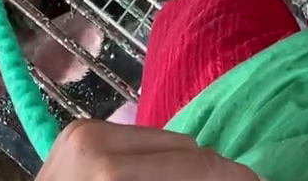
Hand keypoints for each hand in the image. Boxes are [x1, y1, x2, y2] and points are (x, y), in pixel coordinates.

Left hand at [36, 120, 260, 179]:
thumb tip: (229, 177)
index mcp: (109, 175)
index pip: (191, 165)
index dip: (231, 176)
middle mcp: (93, 141)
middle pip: (183, 148)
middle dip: (214, 172)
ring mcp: (82, 131)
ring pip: (164, 139)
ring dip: (186, 165)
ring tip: (205, 180)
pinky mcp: (76, 130)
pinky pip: (138, 138)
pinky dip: (158, 160)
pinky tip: (170, 175)